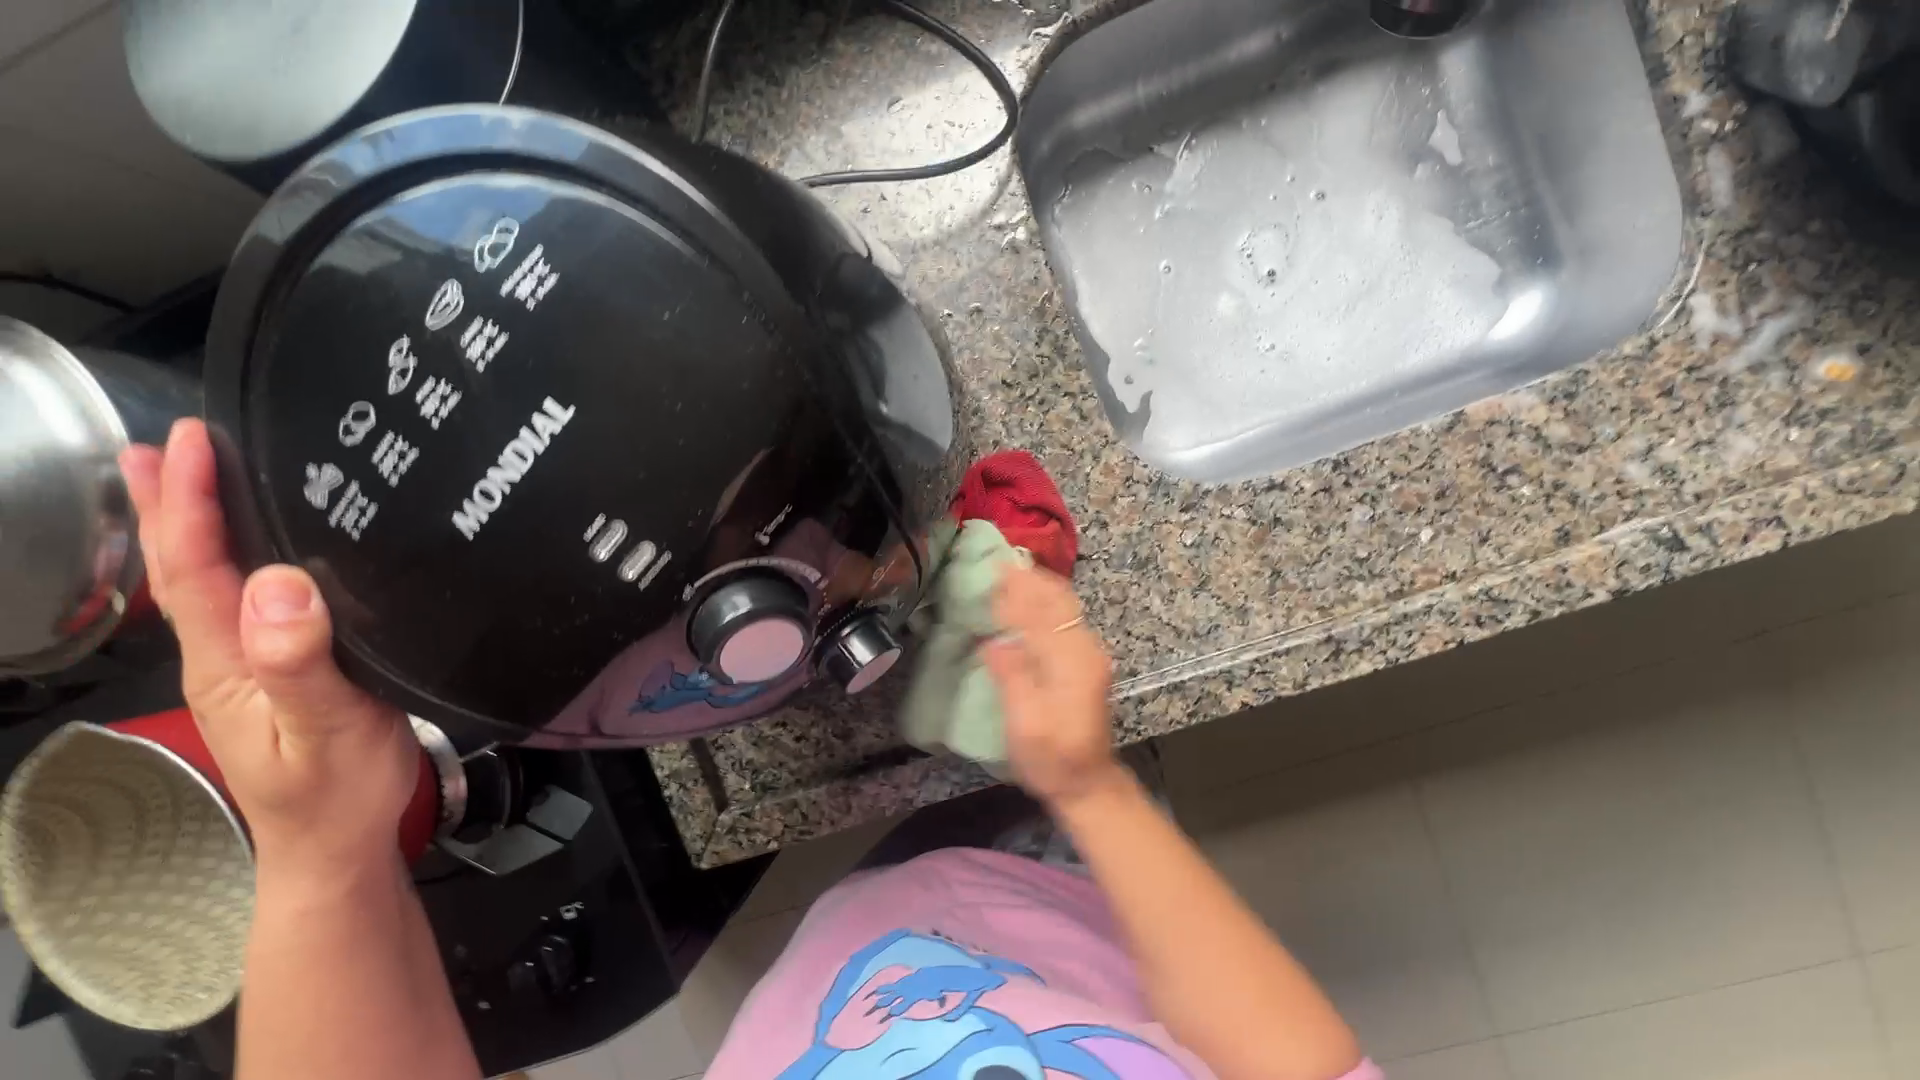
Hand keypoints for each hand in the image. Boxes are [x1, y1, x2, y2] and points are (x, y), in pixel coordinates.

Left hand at [120, 420, 418, 884]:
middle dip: (171, 502)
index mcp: (227, 662)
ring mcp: (248, 666)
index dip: (187, 504)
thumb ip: (298, 663)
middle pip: (185, 569)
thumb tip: (278, 584)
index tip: (189, 442)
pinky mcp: (278, 672)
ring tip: (183, 478)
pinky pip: (244, 601)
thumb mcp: (326, 730)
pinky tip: (254, 553)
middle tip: (165, 440)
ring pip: (210, 583)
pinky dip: (235, 560)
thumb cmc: (337, 791)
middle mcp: (225, 655)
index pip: (194, 570)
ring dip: (192, 526)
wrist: (335, 843)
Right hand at [979, 566, 1125, 808]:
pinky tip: (1028, 601)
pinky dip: (1045, 603)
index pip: (1041, 615)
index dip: (1018, 591)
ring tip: (1012, 573)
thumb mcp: (1026, 726)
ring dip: (1039, 588)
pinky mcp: (1087, 662)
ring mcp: (1090, 656)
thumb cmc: (1053, 759)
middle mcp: (1087, 652)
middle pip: (1060, 602)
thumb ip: (1013, 678)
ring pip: (1065, 607)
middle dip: (1031, 580)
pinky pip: (1066, 620)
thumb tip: (994, 641)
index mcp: (1072, 665)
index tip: (996, 569)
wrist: (1088, 782)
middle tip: (1001, 562)